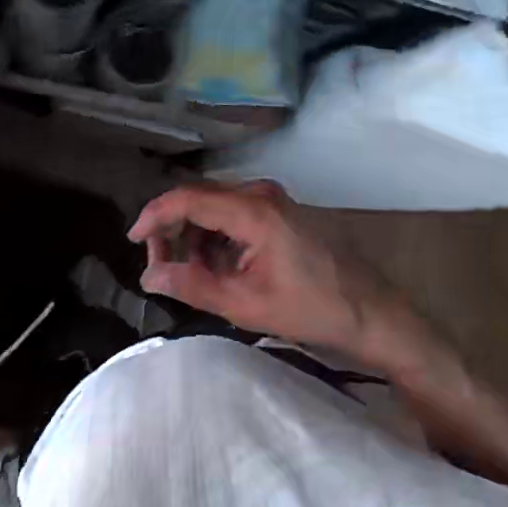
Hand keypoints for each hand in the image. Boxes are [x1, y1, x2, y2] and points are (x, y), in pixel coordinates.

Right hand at [128, 181, 405, 357]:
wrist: (374, 313)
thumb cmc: (312, 309)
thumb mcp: (245, 304)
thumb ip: (192, 286)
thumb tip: (148, 276)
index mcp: (252, 210)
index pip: (187, 198)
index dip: (154, 216)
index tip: (133, 241)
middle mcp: (259, 193)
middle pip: (199, 199)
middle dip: (173, 231)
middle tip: (163, 268)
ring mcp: (272, 199)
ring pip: (215, 208)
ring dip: (195, 237)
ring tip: (192, 276)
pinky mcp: (280, 211)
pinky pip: (234, 215)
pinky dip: (217, 239)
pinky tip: (219, 269)